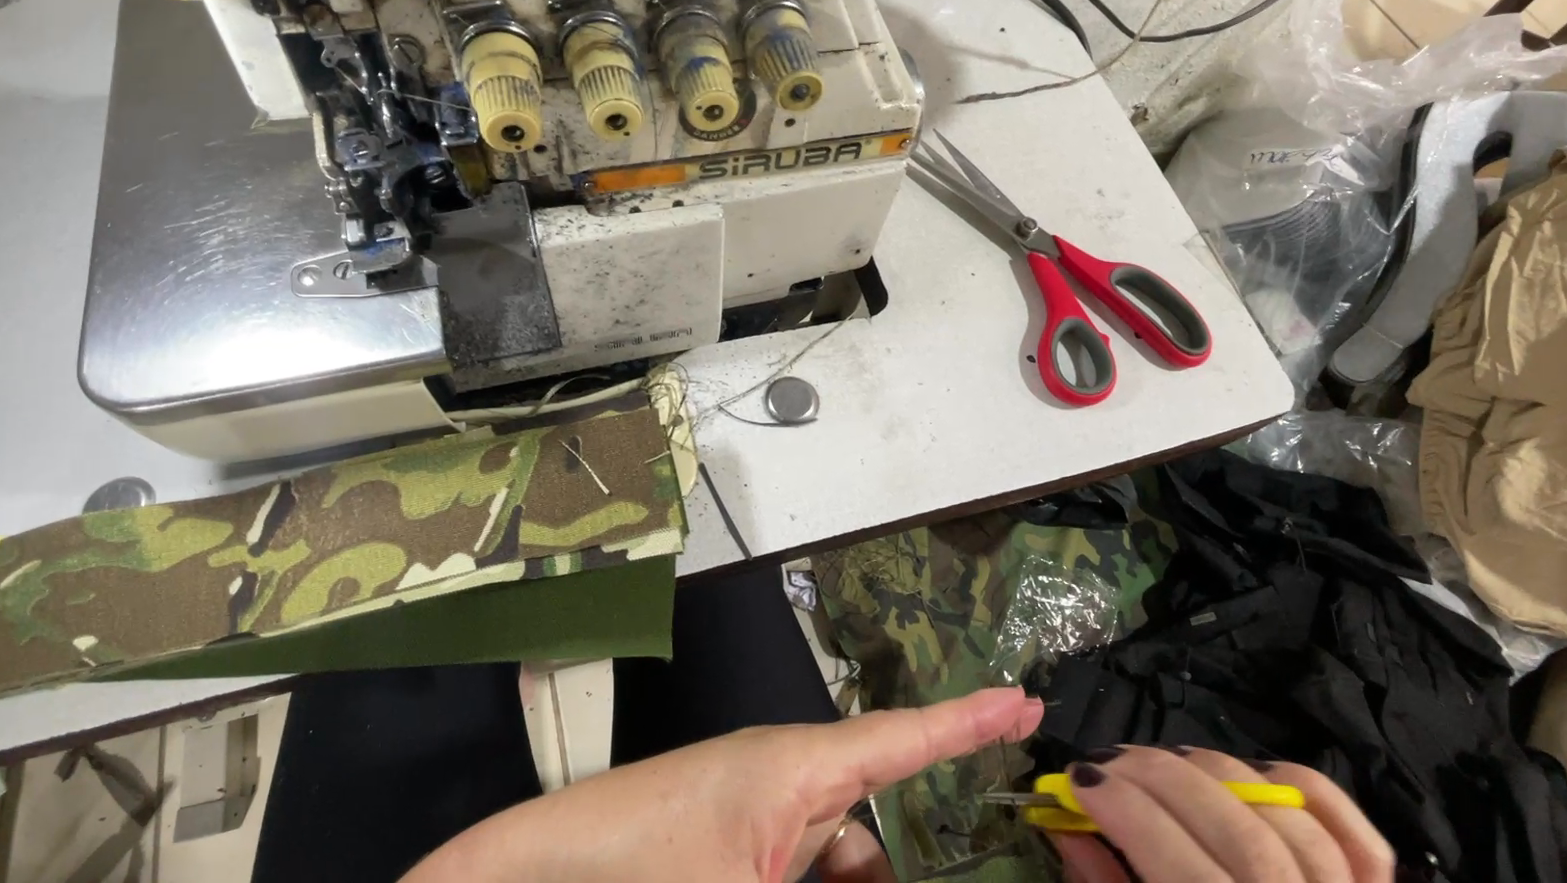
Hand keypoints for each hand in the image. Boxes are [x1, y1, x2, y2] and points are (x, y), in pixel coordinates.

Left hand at [402, 687, 1043, 882]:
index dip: (969, 719)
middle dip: (911, 850)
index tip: (1024, 702)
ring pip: (843, 846)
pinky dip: (822, 873)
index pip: (903, 735)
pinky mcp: (739, 835)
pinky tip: (817, 877)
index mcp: (797, 764)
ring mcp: (761, 806)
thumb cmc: (642, 863)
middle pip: (877, 810)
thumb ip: (834, 871)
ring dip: (859, 868)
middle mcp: (787, 773)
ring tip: (847, 863)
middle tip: (959, 856)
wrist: (541, 865)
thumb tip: (875, 855)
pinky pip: (806, 855)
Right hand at [1049, 747, 1394, 882]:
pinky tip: (1256, 774)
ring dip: (1216, 772)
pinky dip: (1308, 790)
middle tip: (1108, 762)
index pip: (1184, 870)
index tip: (1077, 779)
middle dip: (1161, 778)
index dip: (1127, 811)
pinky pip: (1358, 836)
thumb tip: (1068, 829)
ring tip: (1165, 761)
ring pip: (1290, 821)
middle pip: (1242, 834)